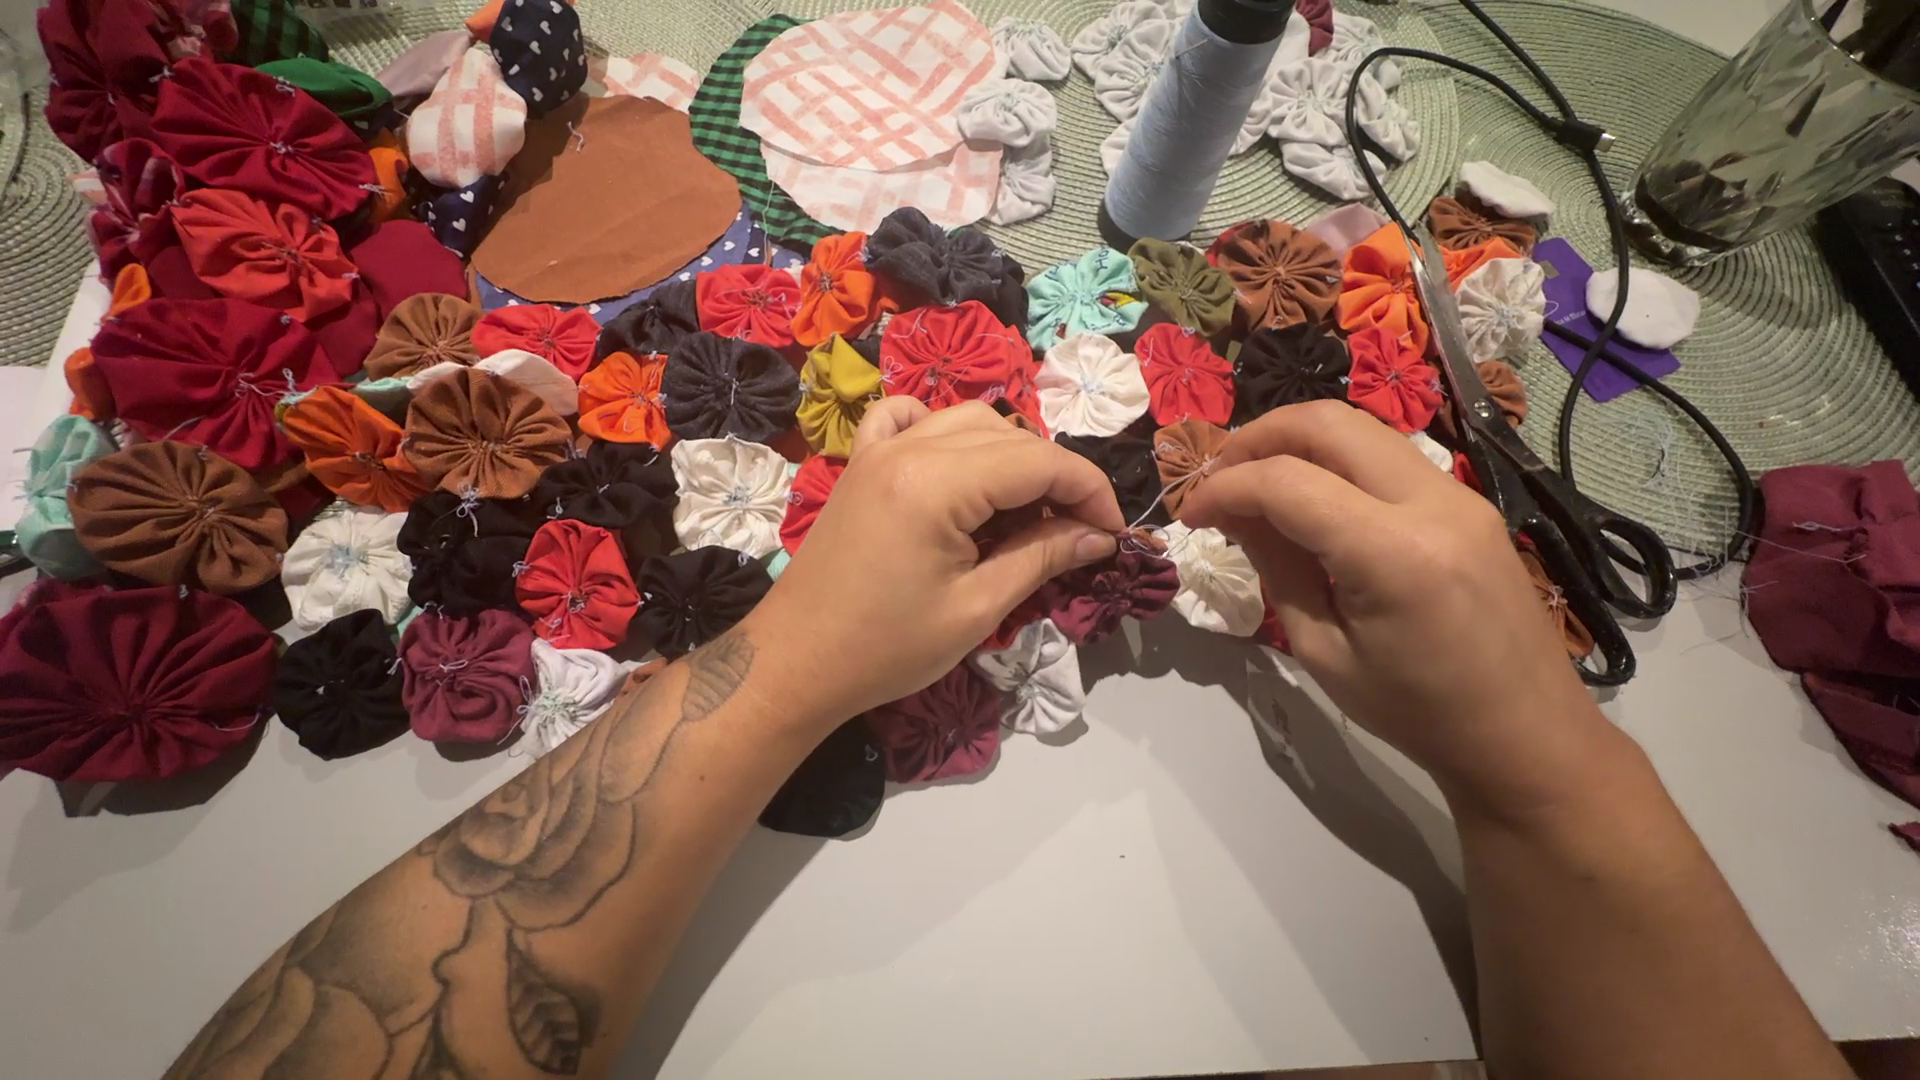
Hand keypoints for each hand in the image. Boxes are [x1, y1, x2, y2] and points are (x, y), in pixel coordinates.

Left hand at [746, 399, 1123, 724]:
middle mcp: (908, 448)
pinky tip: (956, 464)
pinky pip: (907, 419)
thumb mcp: (976, 609)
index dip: (1090, 490)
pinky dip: (942, 429)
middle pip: (1010, 437)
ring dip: (1010, 456)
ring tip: (1026, 509)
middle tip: (1076, 532)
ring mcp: (878, 450)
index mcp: (937, 483)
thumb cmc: (886, 649)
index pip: (1040, 461)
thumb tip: (1099, 536)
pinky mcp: (860, 464)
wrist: (796, 663)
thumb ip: (1042, 558)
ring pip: (967, 421)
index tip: (1112, 532)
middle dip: (1056, 478)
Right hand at [1178, 401, 1607, 816]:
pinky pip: (1384, 455)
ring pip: (1358, 428)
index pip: (1285, 482)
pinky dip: (1331, 459)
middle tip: (1217, 477)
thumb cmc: (1414, 712)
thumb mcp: (1322, 650)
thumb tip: (1233, 513)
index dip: (1223, 488)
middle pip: (1326, 423)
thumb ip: (1276, 566)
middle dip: (1255, 438)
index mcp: (1392, 555)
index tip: (1189, 513)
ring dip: (1294, 441)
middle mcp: (1432, 504)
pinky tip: (1306, 497)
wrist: (1526, 735)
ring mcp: (1458, 495)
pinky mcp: (1467, 501)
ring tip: (1253, 482)